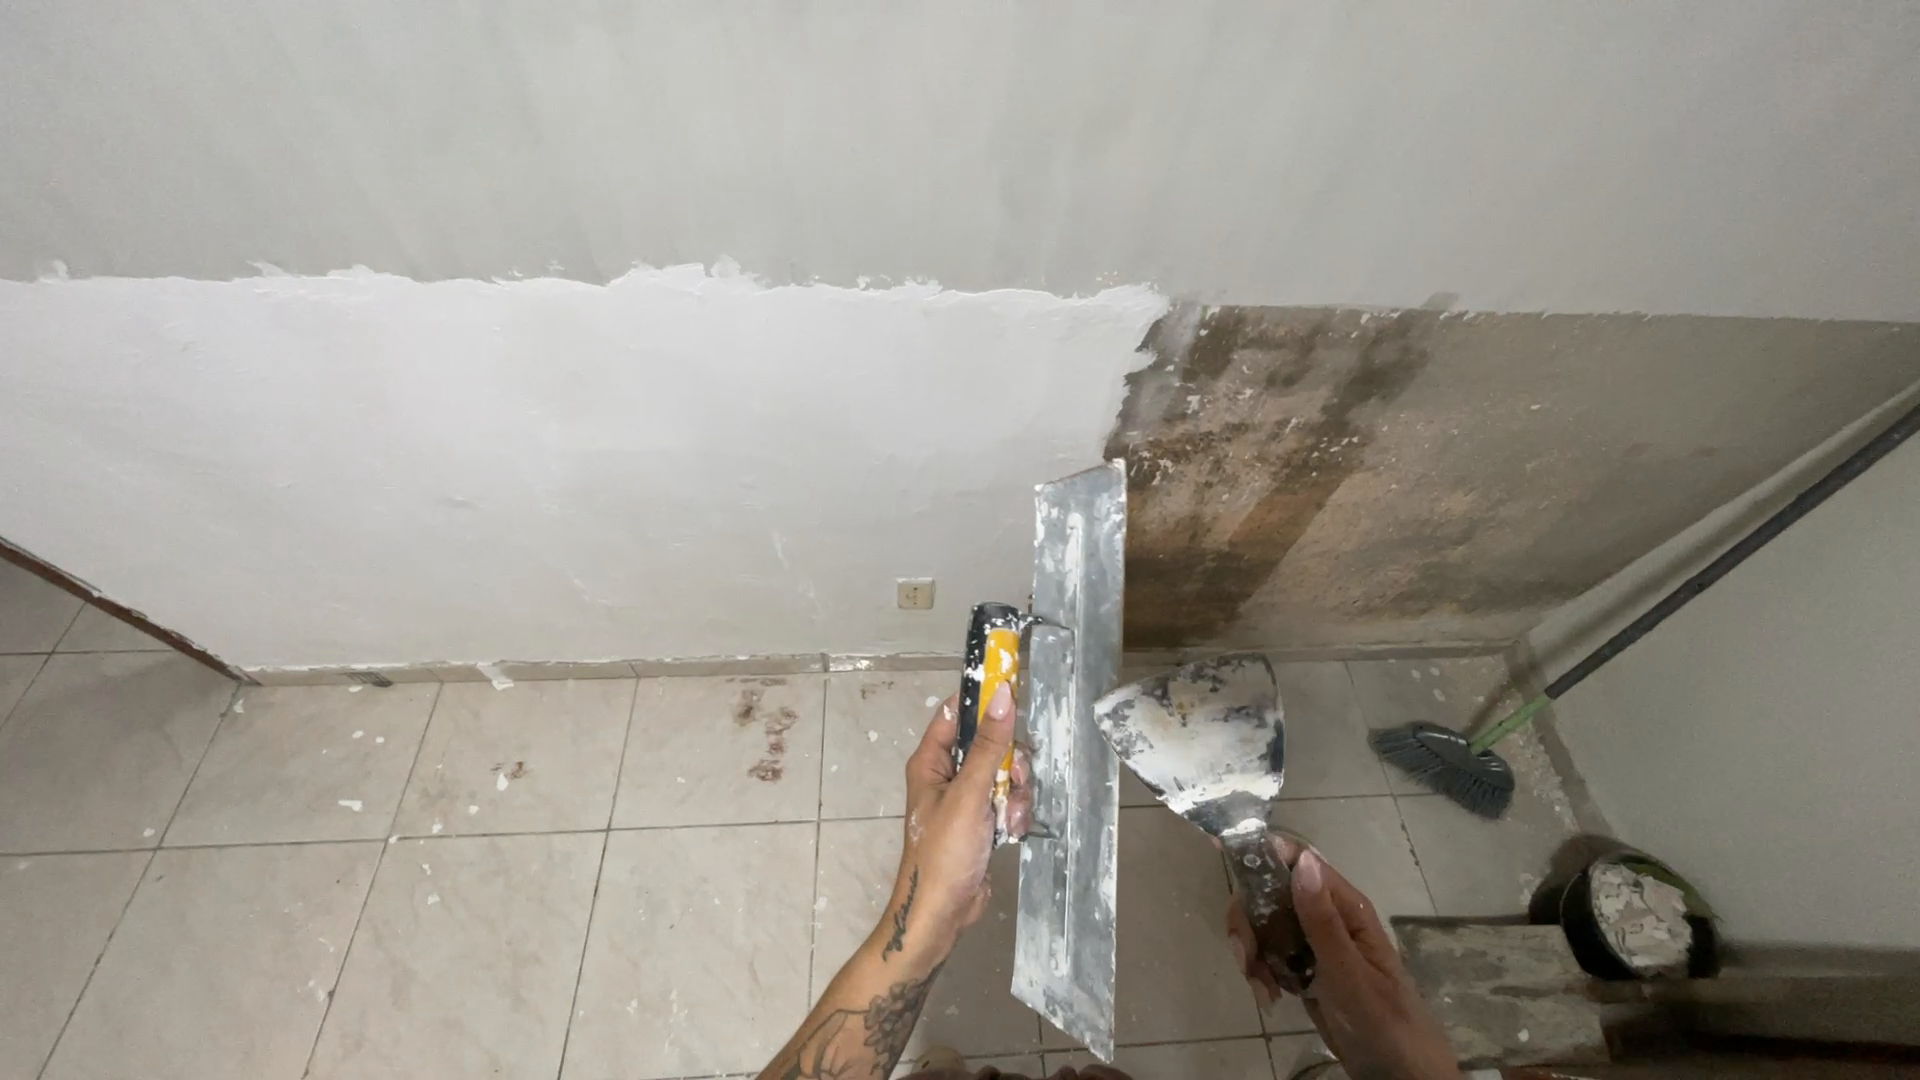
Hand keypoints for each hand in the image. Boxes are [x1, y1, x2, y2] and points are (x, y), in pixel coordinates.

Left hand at [877, 682, 1031, 959]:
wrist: (942, 916)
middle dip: (1009, 764)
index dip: (983, 702)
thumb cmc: (945, 851)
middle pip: (990, 743)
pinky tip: (1009, 833)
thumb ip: (989, 744)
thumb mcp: (970, 794)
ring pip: (1006, 773)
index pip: (956, 712)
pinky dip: (1014, 815)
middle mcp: (948, 773)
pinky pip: (1009, 800)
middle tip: (1013, 779)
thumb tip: (1003, 693)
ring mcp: (967, 798)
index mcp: (932, 760)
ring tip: (1007, 818)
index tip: (1014, 694)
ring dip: (1015, 795)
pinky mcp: (983, 820)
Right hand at [1227, 846, 1460, 1079]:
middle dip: (1248, 920)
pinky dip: (1259, 972)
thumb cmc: (1384, 1024)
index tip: (1224, 853)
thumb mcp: (1350, 974)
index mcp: (1345, 907)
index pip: (1298, 861)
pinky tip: (1268, 996)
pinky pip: (1267, 954)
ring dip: (1251, 951)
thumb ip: (1322, 920)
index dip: (1262, 853)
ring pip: (1263, 924)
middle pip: (1269, 893)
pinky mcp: (1302, 969)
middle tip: (1243, 955)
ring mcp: (1312, 943)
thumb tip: (1302, 861)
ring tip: (1260, 986)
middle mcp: (1325, 916)